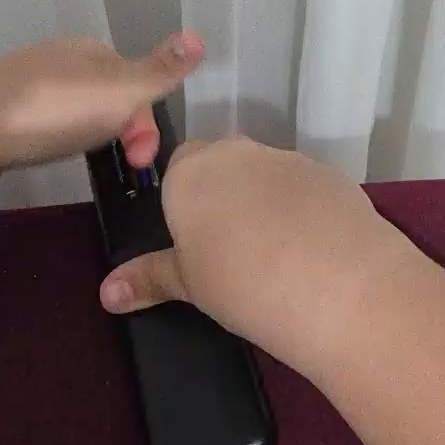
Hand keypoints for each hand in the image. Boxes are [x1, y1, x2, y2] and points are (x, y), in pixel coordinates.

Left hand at [0, 31, 203, 195]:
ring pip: (77, 109)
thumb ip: (162, 70)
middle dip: (121, 132)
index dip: (147, 122)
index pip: (138, 83)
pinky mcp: (0, 108)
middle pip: (109, 97)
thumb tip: (200, 35)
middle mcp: (61, 58)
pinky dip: (56, 138)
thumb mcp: (121, 91)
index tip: (141, 159)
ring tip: (83, 161)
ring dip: (91, 136)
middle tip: (122, 168)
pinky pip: (44, 121)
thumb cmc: (54, 112)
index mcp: (93, 50)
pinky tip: (46, 152)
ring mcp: (27, 81)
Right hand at [95, 137, 417, 368]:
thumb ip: (149, 278)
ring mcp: (288, 159)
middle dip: (224, 197)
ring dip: (265, 203)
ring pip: (265, 175)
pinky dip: (303, 210)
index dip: (186, 205)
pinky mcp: (329, 173)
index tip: (198, 243)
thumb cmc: (243, 283)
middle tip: (233, 251)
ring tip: (278, 256)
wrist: (338, 281)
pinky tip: (314, 250)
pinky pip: (304, 188)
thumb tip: (106, 292)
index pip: (177, 170)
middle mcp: (238, 152)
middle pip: (222, 165)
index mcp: (191, 172)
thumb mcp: (189, 285)